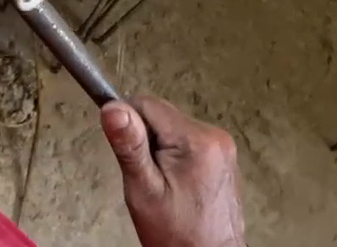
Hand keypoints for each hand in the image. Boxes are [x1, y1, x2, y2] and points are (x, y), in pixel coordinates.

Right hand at [100, 96, 244, 246]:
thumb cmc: (176, 235)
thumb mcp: (144, 192)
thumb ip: (130, 147)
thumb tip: (112, 107)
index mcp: (197, 139)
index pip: (146, 104)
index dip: (130, 127)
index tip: (134, 160)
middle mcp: (215, 135)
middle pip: (160, 114)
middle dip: (146, 139)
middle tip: (148, 177)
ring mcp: (223, 146)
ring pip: (171, 127)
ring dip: (160, 148)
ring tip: (163, 184)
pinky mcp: (224, 157)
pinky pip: (186, 140)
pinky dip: (175, 156)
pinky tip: (178, 185)